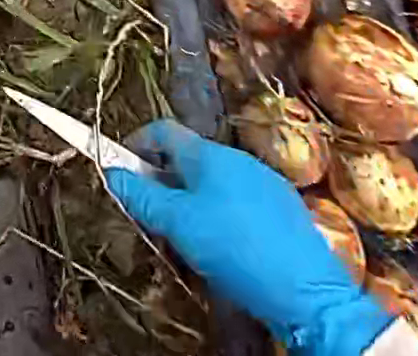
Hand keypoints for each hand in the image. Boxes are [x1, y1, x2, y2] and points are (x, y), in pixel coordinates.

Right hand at [105, 120, 395, 355]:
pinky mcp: (281, 204)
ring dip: (190, 196)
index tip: (120, 166)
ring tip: (184, 232)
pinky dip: (219, 210)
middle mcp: (234, 156)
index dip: (136, 143)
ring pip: (212, 179)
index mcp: (207, 153)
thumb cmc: (232, 246)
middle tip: (150, 210)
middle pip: (187, 156)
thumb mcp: (177, 223)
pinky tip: (223, 243)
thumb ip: (142, 197)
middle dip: (163, 178)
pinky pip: (237, 197)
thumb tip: (112, 171)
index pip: (163, 129)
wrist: (305, 288)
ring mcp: (261, 178)